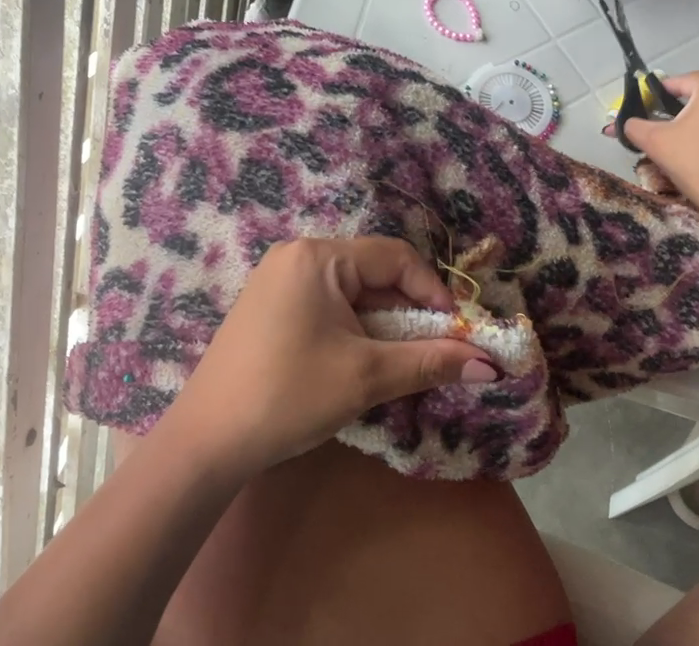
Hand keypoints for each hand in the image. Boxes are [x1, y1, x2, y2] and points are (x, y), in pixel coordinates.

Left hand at [157, 237, 498, 475]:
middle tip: (432, 353)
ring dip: (383, 325)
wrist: (207, 441)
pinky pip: (326, 307)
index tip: (456, 333)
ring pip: (351, 293)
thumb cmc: (289, 396)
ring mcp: (277, 281)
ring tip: (398, 364)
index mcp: (318, 257)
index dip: (433, 292)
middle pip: (373, 273)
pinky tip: (358, 364)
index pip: (395, 257)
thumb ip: (430, 362)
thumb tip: (492, 365)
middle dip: (409, 313)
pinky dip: (353, 330)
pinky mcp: (267, 309)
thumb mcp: (366, 377)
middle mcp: (296, 256)